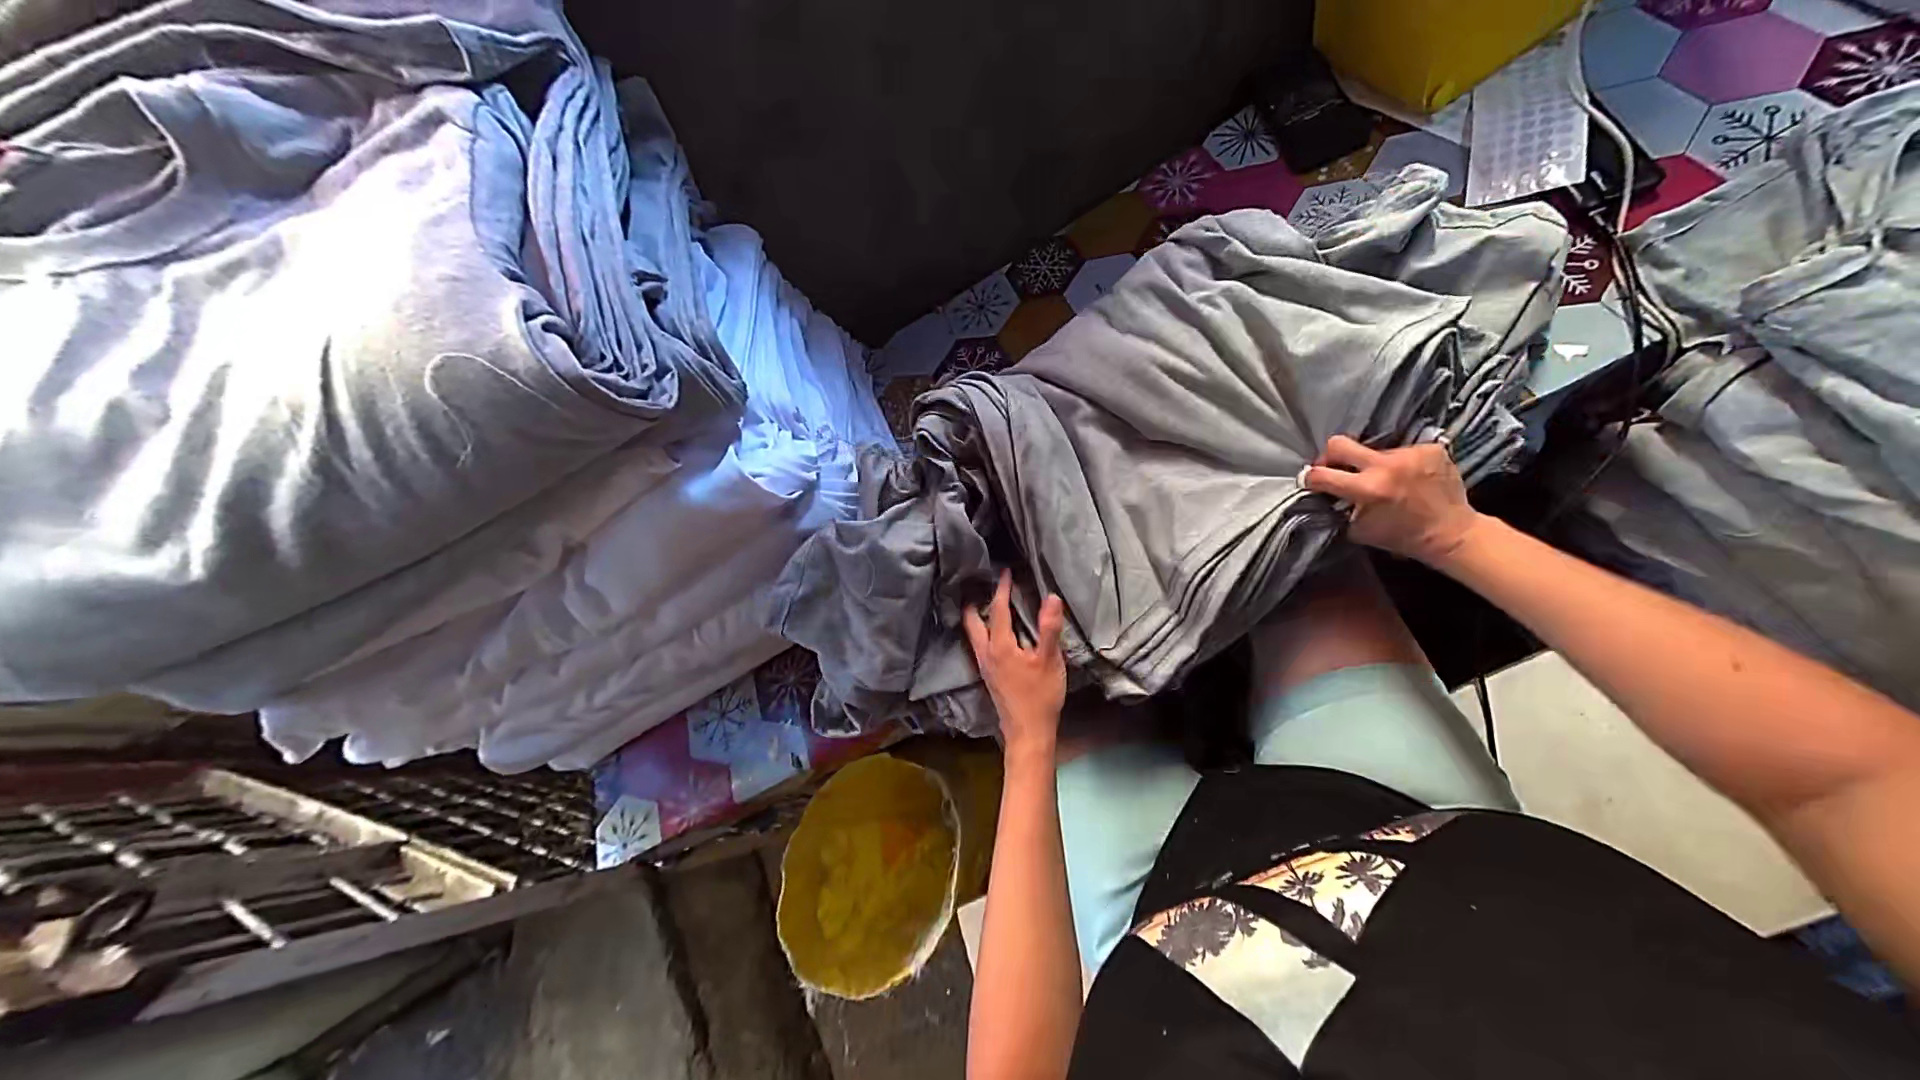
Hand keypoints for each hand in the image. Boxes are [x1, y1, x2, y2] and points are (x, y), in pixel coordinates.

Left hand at [963, 570, 1067, 760]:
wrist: (1028, 733)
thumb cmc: (1040, 696)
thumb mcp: (1050, 661)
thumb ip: (1049, 629)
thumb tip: (1051, 597)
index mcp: (999, 646)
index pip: (998, 609)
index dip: (1002, 589)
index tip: (1005, 571)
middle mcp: (985, 653)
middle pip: (973, 621)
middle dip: (976, 601)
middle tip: (982, 584)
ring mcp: (984, 666)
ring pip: (974, 634)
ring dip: (978, 616)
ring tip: (987, 603)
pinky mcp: (989, 676)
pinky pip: (979, 644)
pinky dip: (983, 630)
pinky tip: (994, 632)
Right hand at [1303, 435, 1486, 565]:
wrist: (1451, 533)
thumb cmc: (1401, 537)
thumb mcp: (1359, 529)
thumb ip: (1339, 509)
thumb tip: (1325, 494)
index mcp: (1368, 489)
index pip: (1322, 474)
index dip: (1310, 478)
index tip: (1310, 480)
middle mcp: (1388, 466)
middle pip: (1339, 444)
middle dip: (1331, 456)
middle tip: (1336, 468)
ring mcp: (1411, 454)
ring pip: (1374, 449)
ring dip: (1372, 463)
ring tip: (1385, 479)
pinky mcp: (1430, 449)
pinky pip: (1401, 449)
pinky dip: (1399, 462)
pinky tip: (1407, 476)